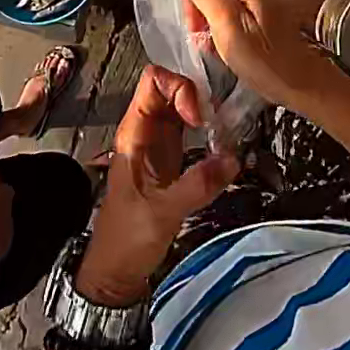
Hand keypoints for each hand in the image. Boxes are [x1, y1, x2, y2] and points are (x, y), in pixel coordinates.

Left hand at [78, 66, 239, 305]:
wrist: (116, 267)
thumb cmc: (129, 237)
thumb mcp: (163, 213)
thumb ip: (196, 186)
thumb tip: (233, 158)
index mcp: (134, 132)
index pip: (153, 82)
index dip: (179, 87)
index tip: (200, 117)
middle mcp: (144, 129)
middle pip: (168, 87)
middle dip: (197, 94)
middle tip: (222, 119)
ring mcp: (157, 141)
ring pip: (179, 106)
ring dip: (204, 109)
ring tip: (228, 127)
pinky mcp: (169, 156)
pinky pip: (187, 127)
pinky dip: (207, 127)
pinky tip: (224, 140)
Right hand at [176, 0, 349, 114]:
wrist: (304, 86)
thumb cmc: (264, 60)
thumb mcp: (226, 24)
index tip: (194, 24)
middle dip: (199, 8)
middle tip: (202, 37)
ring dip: (209, 19)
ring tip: (213, 43)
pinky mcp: (262, 11)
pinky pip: (231, 9)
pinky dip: (222, 24)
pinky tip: (224, 42)